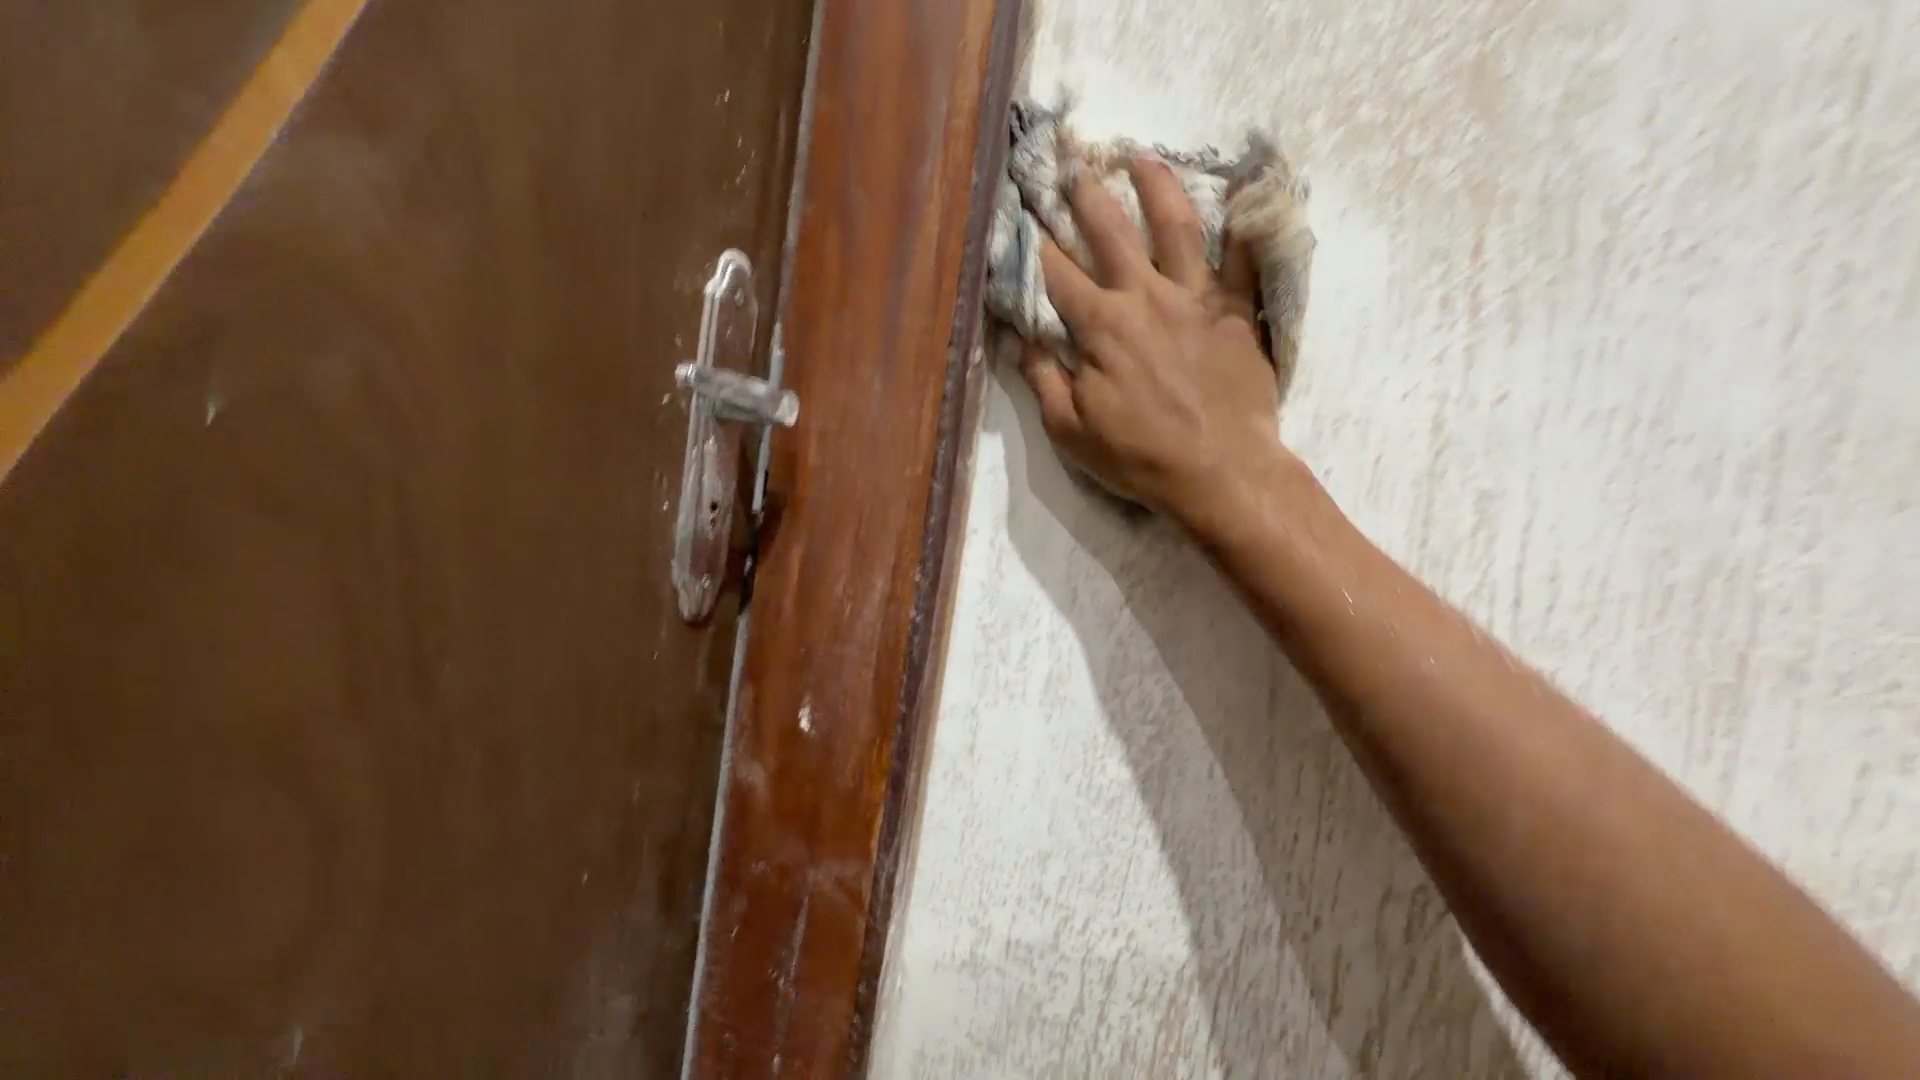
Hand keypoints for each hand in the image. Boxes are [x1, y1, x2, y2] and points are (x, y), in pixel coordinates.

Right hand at [1022, 156, 1291, 525]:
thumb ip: (1042, 379)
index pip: (1057, 274)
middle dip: (1086, 196)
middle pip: (1111, 233)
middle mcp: (1145, 298)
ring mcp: (1196, 299)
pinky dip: (1244, 222)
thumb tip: (1017, 337)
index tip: (1019, 213)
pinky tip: (1245, 187)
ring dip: (1157, 187)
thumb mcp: (1071, 432)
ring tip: (1142, 157)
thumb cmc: (1139, 458)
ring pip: (1175, 227)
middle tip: (1074, 166)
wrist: (1221, 473)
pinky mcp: (1238, 311)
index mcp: (1101, 328)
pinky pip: (1244, 257)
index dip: (1034, 242)